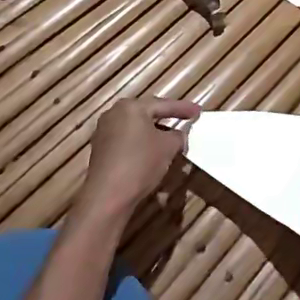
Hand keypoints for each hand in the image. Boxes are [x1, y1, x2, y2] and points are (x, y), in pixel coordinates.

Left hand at [80, 98, 200, 219]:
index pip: (163, 105)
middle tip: (185, 118)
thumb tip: (178, 135)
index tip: (199, 111)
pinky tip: (153, 150)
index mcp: (131, 107)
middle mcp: (114, 114)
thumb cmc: (141, 162)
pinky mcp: (100, 149)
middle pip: (147, 113)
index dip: (183, 108)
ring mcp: (104, 132)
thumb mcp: (170, 146)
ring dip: (154, 131)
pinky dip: (142, 142)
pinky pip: (127, 139)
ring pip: (136, 127)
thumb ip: (179, 135)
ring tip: (171, 136)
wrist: (108, 195)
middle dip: (167, 117)